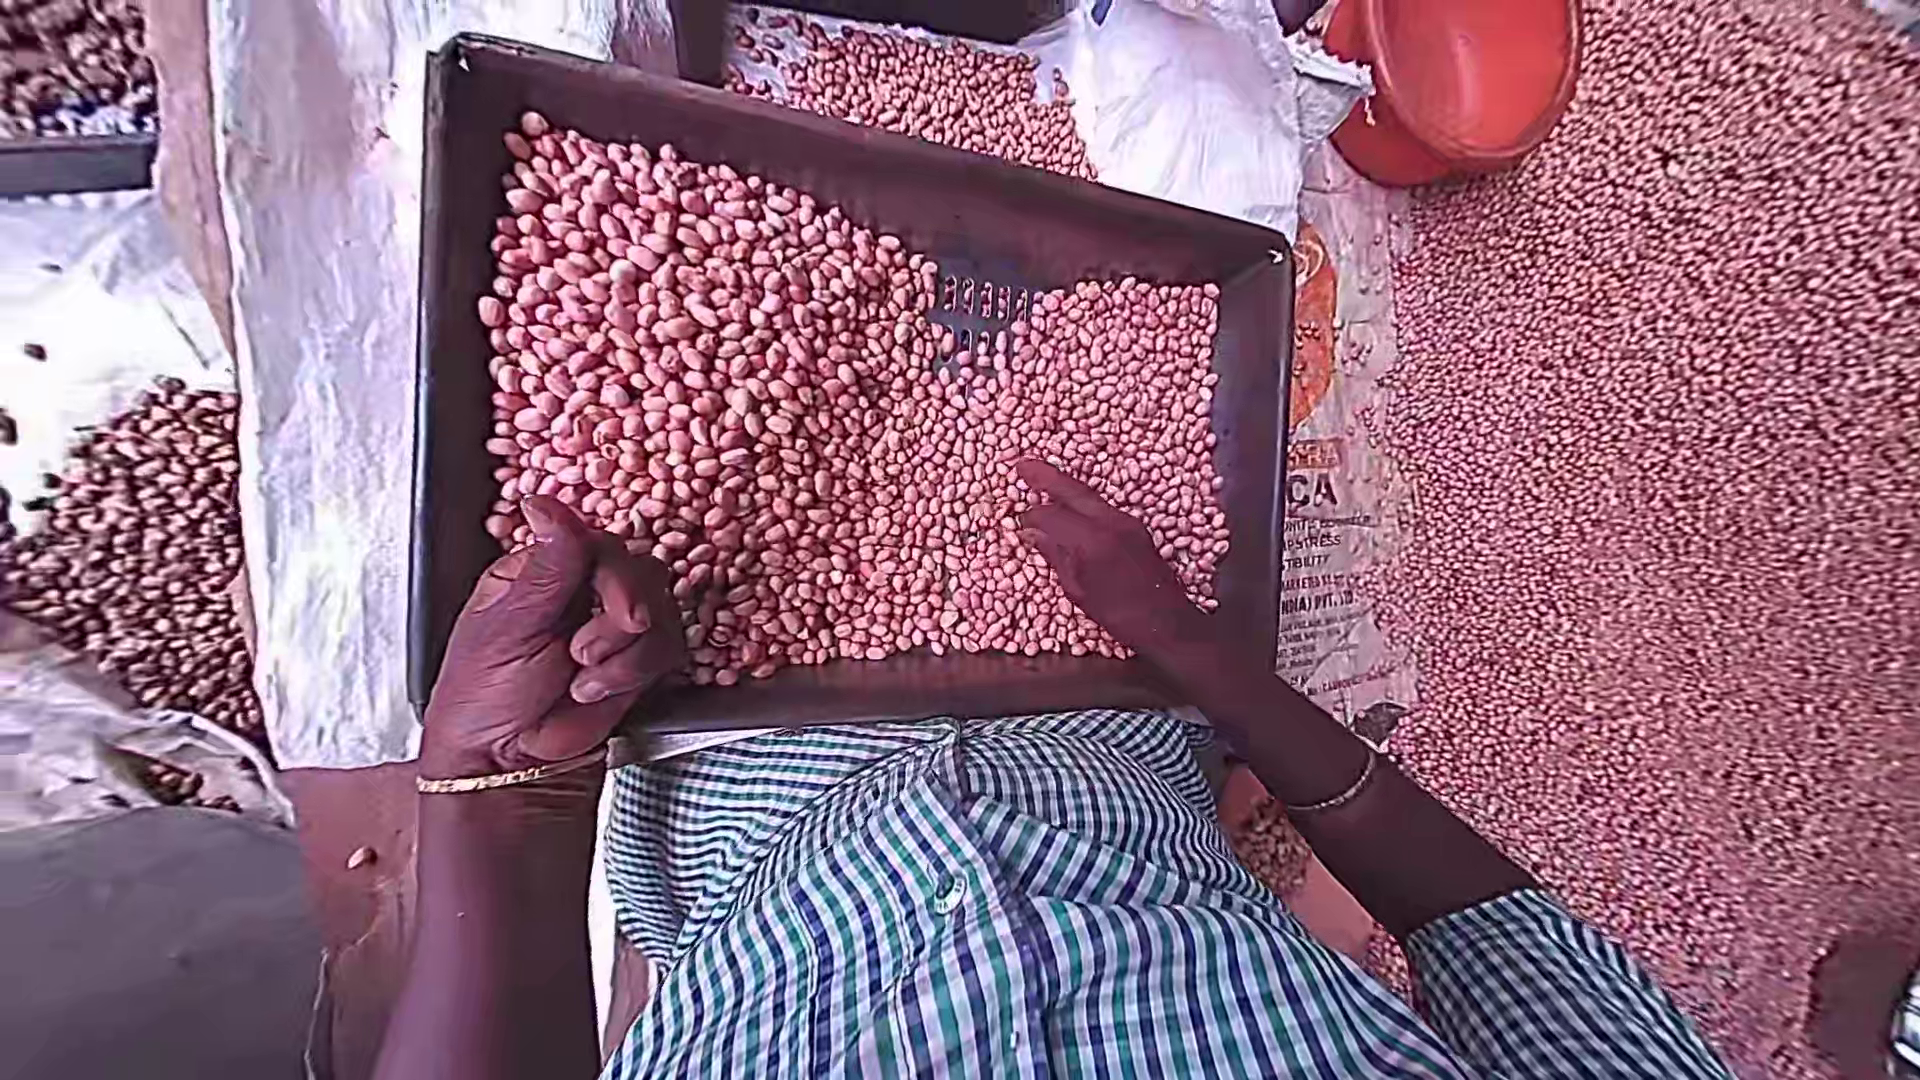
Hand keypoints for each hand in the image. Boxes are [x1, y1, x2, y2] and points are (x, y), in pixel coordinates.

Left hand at [421, 495, 685, 781]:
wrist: (514, 764)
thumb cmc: (488, 698)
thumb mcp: (508, 629)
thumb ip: (546, 568)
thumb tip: (544, 504)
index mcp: (544, 570)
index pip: (600, 544)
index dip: (614, 573)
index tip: (611, 605)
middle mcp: (586, 589)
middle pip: (640, 570)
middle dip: (621, 615)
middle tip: (586, 653)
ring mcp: (618, 620)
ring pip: (662, 607)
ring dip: (625, 651)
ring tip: (582, 679)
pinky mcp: (643, 653)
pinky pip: (670, 643)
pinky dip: (638, 670)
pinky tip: (600, 689)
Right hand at [1015, 459, 1215, 660]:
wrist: (1168, 623)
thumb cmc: (1120, 615)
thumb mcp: (1078, 590)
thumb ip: (1055, 556)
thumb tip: (1034, 535)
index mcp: (1091, 541)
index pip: (1051, 516)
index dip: (1031, 517)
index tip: (1019, 522)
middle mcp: (1111, 523)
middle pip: (1073, 490)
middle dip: (1045, 476)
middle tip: (1022, 466)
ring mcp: (1127, 522)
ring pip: (1089, 495)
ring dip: (1064, 487)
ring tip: (1042, 480)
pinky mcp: (1136, 528)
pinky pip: (1102, 507)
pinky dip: (1081, 502)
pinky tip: (1070, 506)